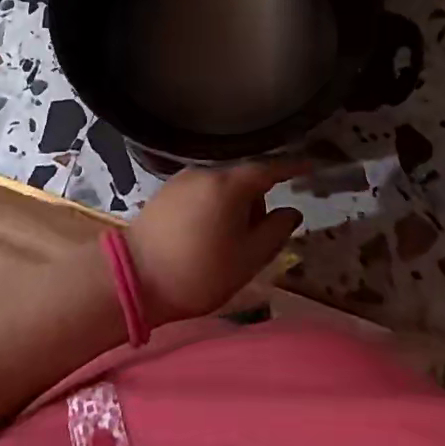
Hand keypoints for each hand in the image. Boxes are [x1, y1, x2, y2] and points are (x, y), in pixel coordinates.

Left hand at [123, 162, 304, 323]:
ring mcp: (182, 180)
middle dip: (257, 202)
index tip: (313, 165)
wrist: (131, 280)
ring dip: (233, 208)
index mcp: (231, 184)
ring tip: (226, 246)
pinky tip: (204, 238)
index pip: (271, 167)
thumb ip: (276, 231)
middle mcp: (207, 172)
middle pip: (245, 179)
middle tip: (257, 239)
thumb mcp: (248, 258)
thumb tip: (291, 211)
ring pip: (222, 187)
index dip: (295, 166)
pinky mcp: (165, 192)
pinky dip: (213, 208)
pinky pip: (202, 193)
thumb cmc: (197, 272)